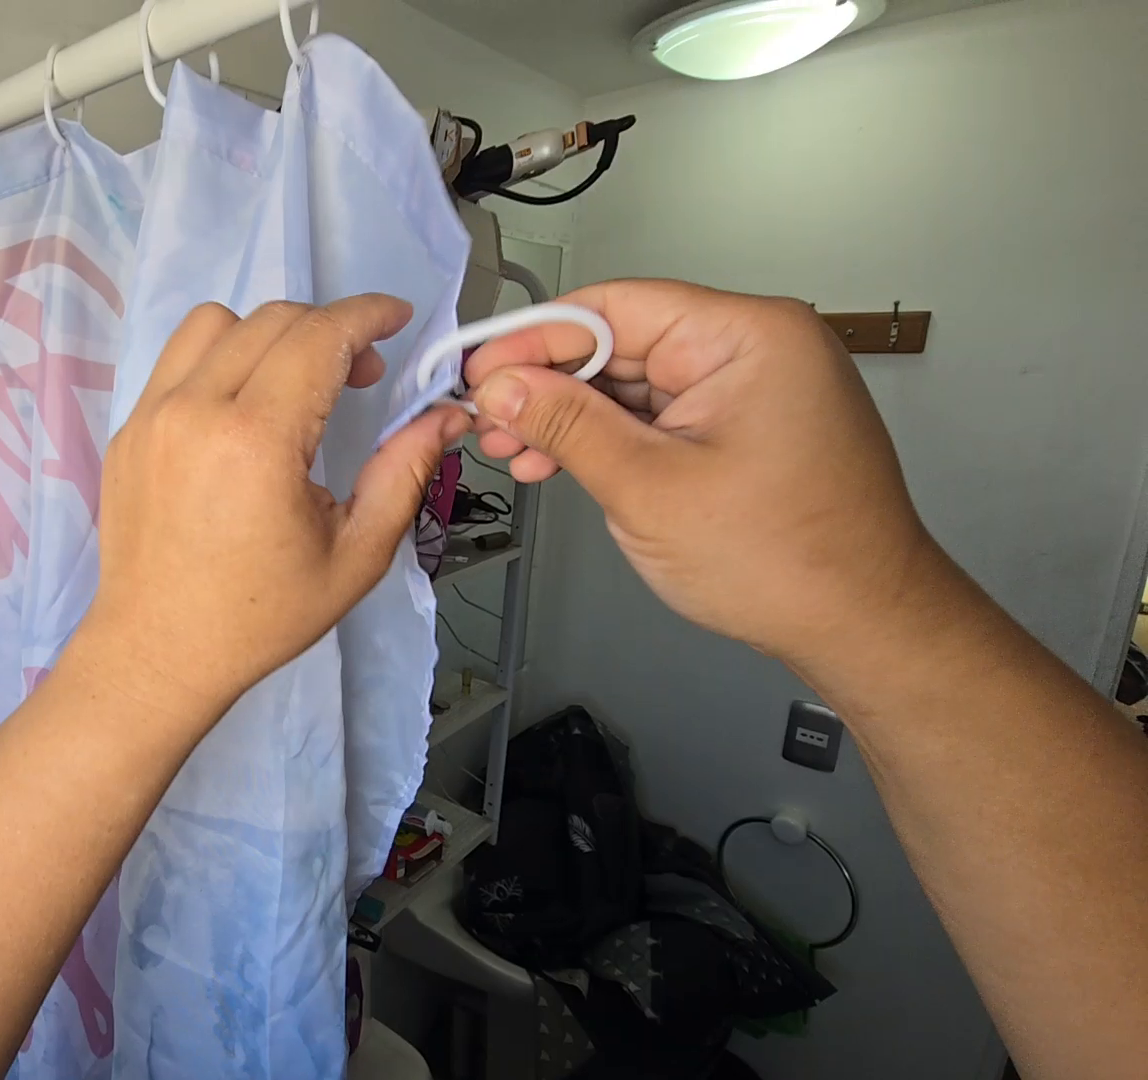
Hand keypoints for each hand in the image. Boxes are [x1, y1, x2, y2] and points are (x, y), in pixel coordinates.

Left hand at [77, 295, 466, 724]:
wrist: (157, 651)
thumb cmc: (260, 617)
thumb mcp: (354, 556)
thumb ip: (403, 473)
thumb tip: (444, 416)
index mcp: (256, 441)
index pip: (318, 335)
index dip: (367, 315)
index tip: (396, 320)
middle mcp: (195, 411)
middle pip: (271, 320)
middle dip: (328, 329)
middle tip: (358, 374)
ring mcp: (150, 418)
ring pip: (212, 325)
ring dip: (266, 335)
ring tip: (292, 384)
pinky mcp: (126, 433)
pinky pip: (175, 364)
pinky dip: (218, 362)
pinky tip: (239, 412)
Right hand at [464, 279, 951, 665]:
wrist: (853, 624)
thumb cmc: (772, 556)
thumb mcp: (645, 484)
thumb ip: (565, 425)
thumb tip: (497, 387)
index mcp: (743, 337)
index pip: (612, 308)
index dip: (532, 338)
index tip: (475, 372)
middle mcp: (743, 349)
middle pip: (613, 343)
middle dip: (541, 384)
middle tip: (483, 419)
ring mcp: (734, 390)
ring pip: (619, 384)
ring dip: (559, 416)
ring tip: (508, 450)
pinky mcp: (722, 427)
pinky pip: (641, 417)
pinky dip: (591, 438)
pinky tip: (549, 463)